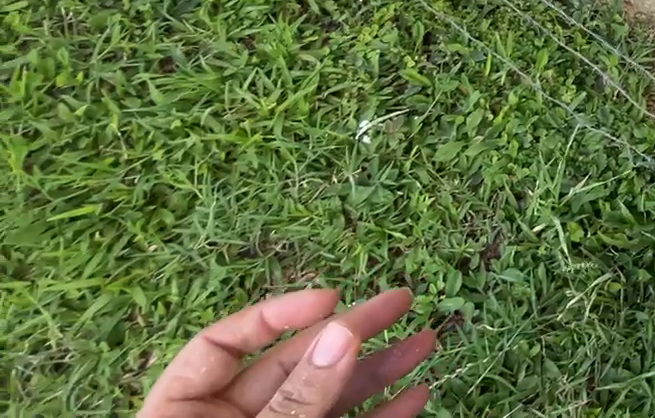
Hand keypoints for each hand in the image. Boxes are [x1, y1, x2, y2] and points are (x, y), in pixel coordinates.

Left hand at [137, 288, 434, 417]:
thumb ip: (296, 397)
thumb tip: (346, 330)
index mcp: (179, 416)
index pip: (219, 346)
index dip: (276, 315)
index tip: (332, 297)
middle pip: (293, 364)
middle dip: (353, 332)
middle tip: (403, 301)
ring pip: (328, 395)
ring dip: (380, 368)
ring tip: (427, 342)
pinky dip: (382, 414)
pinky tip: (416, 396)